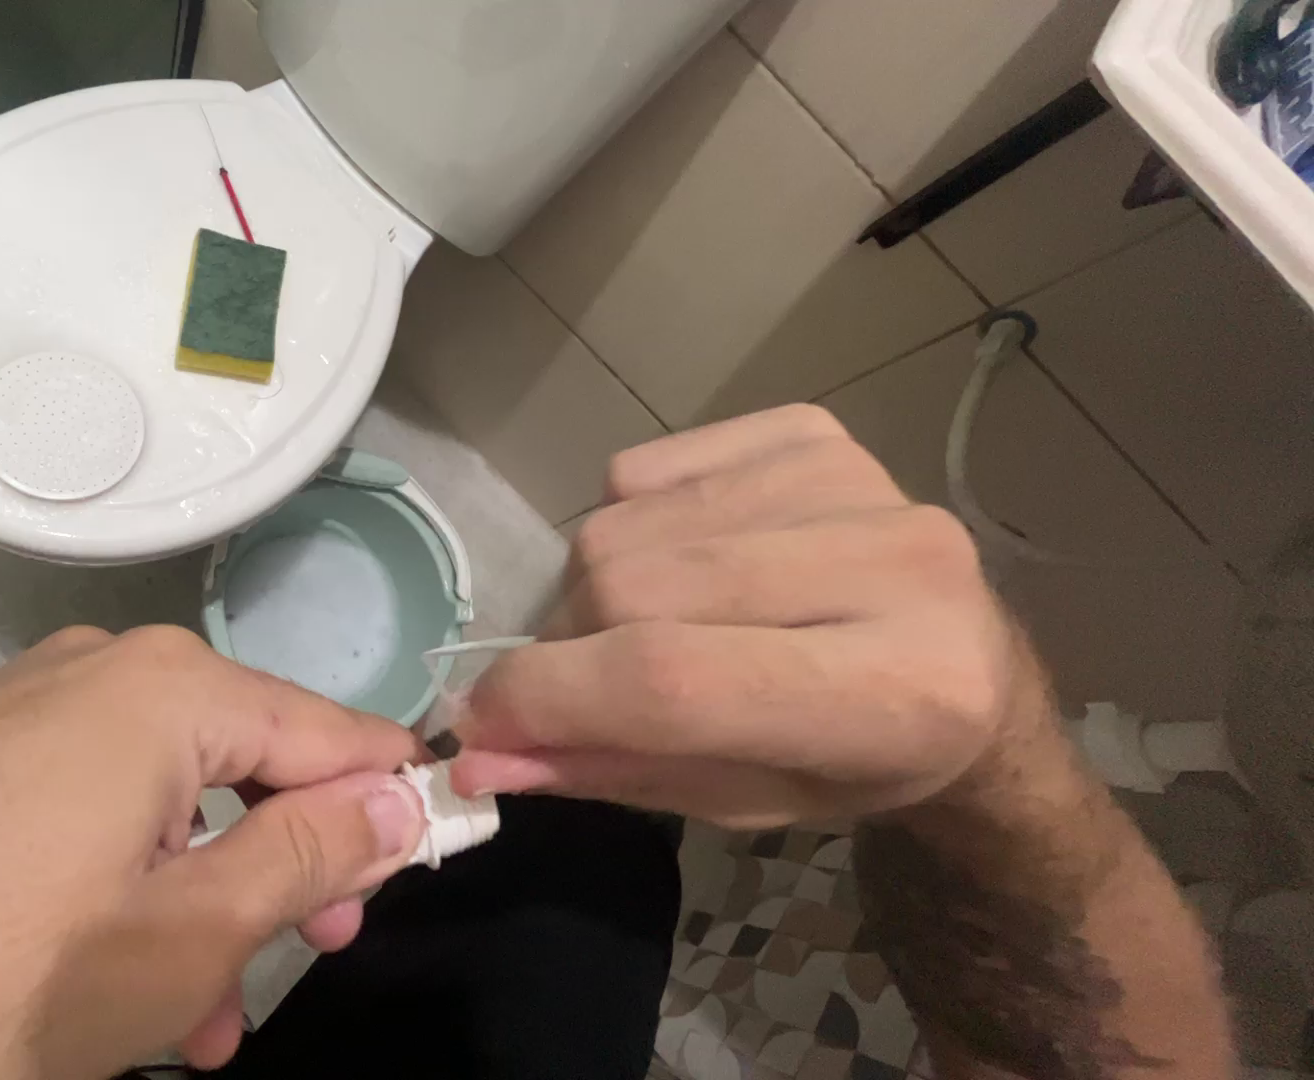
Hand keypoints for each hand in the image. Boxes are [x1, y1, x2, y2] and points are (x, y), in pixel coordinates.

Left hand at [0, 625, 425, 1077]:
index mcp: (178, 689)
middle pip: (249, 760)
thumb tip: (402, 804)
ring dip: (204, 892)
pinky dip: (130, 878)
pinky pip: (99, 803)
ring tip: (197, 1011)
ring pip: (171, 795)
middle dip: (289, 862)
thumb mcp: (186, 932)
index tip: (435, 838)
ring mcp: (39, 702)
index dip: (391, 790)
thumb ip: (311, 857)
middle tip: (316, 950)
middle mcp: (112, 668)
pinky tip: (118, 969)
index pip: (330, 731)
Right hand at [450, 405, 1050, 828]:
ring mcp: (852, 478)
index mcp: (897, 694)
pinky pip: (640, 468)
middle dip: (565, 645)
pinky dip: (625, 522)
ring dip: (593, 590)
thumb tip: (476, 754)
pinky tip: (678, 557)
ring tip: (639, 621)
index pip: (669, 678)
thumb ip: (602, 770)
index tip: (477, 721)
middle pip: (628, 585)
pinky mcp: (811, 430)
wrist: (959, 670)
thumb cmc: (846, 759)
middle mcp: (893, 564)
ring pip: (620, 525)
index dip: (546, 696)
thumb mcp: (730, 800)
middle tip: (579, 679)